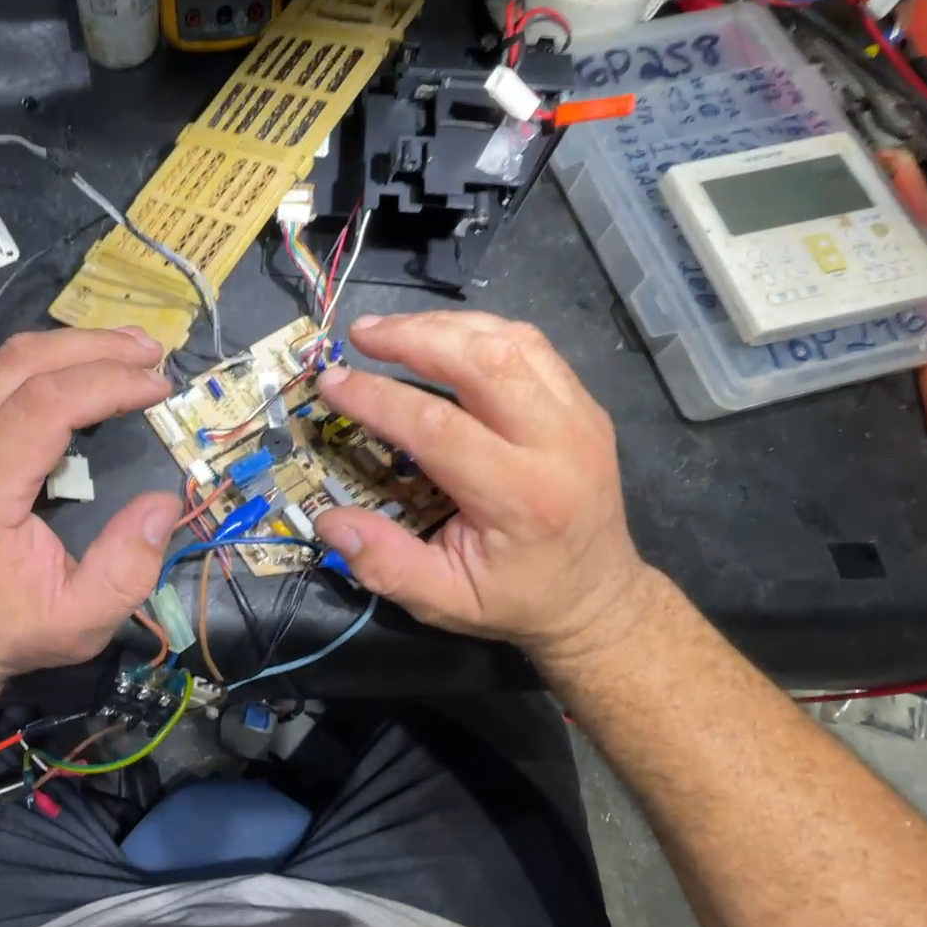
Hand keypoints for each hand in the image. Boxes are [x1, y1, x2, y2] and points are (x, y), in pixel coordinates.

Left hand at [0, 327, 182, 682]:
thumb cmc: (8, 629)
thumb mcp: (80, 622)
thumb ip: (127, 568)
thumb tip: (163, 501)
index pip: (42, 406)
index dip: (106, 383)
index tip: (158, 387)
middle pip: (21, 364)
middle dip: (94, 347)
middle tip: (153, 354)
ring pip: (7, 361)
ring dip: (74, 346)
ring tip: (131, 351)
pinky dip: (51, 364)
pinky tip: (90, 370)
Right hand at [311, 312, 652, 661]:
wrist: (597, 597)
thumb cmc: (515, 598)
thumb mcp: (442, 601)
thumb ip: (384, 564)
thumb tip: (328, 521)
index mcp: (520, 497)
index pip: (438, 427)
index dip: (378, 398)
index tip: (332, 383)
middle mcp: (558, 444)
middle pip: (485, 361)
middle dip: (413, 337)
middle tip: (359, 334)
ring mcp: (580, 416)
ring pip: (511, 340)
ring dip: (444, 325)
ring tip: (391, 329)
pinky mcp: (584, 404)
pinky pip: (531, 346)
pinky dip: (478, 331)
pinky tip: (441, 336)